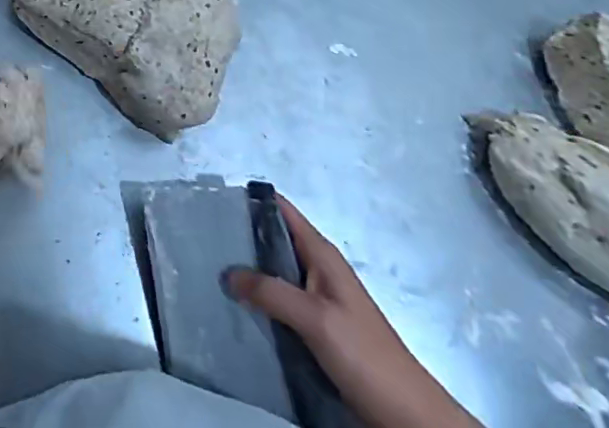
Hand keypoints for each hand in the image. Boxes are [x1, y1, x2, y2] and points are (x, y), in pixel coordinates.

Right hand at [227, 198, 479, 427]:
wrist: (404, 413)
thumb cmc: (364, 353)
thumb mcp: (315, 318)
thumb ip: (272, 293)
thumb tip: (228, 273)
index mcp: (322, 255)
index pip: (284, 212)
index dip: (254, 201)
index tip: (217, 202)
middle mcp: (319, 270)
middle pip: (275, 241)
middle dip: (243, 237)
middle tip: (203, 240)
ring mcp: (318, 300)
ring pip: (275, 273)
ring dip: (249, 272)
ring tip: (210, 270)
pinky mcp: (316, 328)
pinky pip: (280, 303)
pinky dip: (259, 301)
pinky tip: (236, 308)